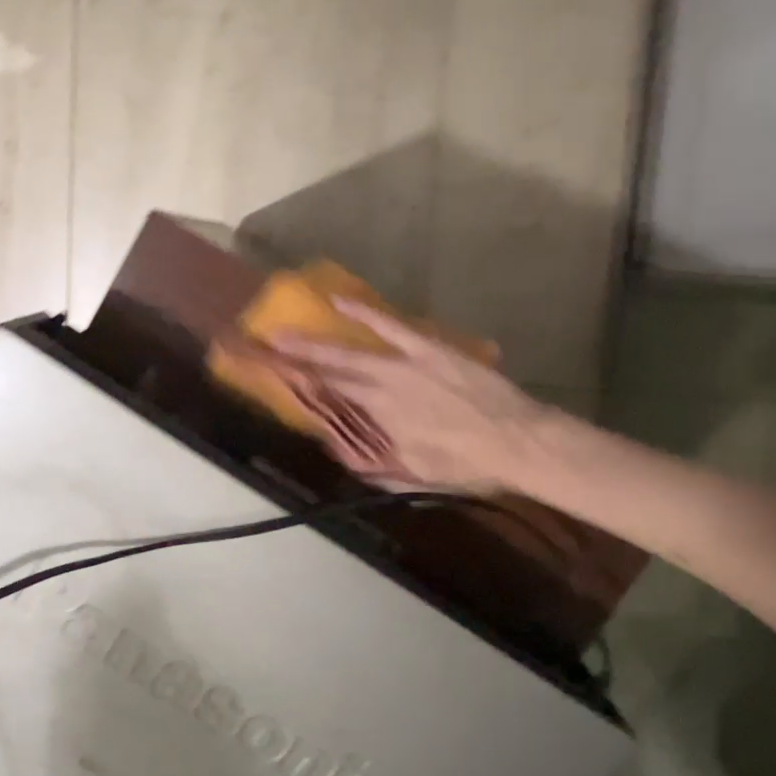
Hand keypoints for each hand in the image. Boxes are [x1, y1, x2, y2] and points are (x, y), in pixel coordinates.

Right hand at [266, 298, 559, 491]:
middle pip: (327, 372)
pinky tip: (338, 300)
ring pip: (349, 350)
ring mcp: (403, 362)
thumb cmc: (465, 465)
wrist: (517, 440)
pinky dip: (363, 312)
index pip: (323, 398)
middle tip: (258, 350)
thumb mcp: (412, 475)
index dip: (289, 385)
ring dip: (313, 343)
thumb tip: (337, 448)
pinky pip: (390, 325)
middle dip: (290, 361)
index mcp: (375, 417)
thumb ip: (370, 464)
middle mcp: (380, 385)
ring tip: (281, 335)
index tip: (262, 375)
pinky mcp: (427, 347)